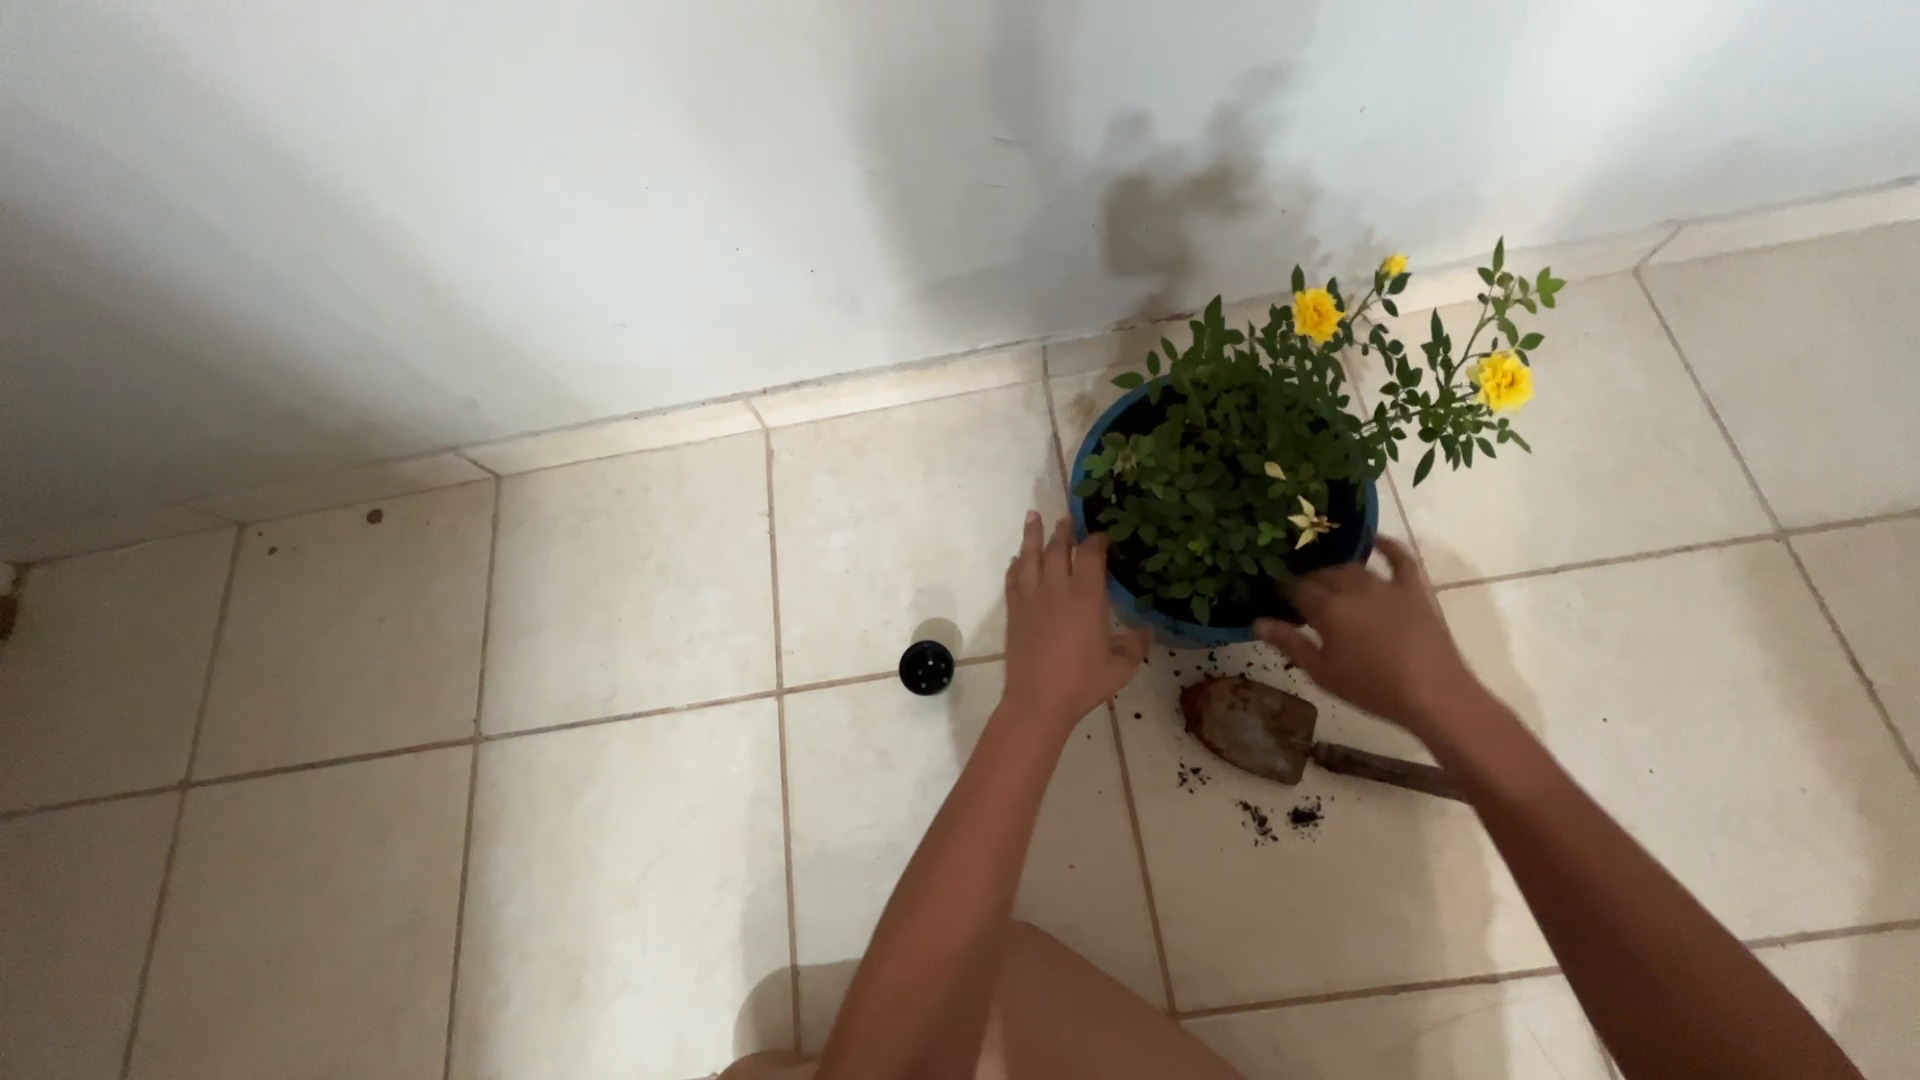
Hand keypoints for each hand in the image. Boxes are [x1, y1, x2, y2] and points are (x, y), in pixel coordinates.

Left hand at [1001, 512, 1151, 731]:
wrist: (1037, 700)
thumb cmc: (1082, 683)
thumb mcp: (1120, 667)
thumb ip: (1135, 645)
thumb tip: (1147, 631)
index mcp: (1086, 596)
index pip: (1090, 554)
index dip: (1096, 540)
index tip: (1101, 535)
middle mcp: (1057, 588)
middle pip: (1058, 548)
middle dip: (1063, 530)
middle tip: (1065, 517)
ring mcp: (1031, 597)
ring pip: (1030, 556)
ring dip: (1032, 535)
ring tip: (1033, 516)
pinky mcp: (1014, 610)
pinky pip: (1013, 578)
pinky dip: (1016, 565)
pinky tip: (1018, 560)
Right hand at [1254, 537, 1484, 734]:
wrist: (1434, 694)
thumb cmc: (1371, 688)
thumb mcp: (1322, 672)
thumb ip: (1289, 643)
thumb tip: (1256, 623)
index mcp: (1328, 609)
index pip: (1296, 588)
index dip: (1283, 590)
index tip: (1276, 596)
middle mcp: (1354, 589)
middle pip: (1322, 575)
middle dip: (1307, 581)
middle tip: (1300, 596)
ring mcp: (1386, 586)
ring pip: (1352, 568)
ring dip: (1336, 571)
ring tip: (1328, 581)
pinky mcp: (1413, 590)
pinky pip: (1401, 560)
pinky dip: (1388, 547)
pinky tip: (1376, 540)